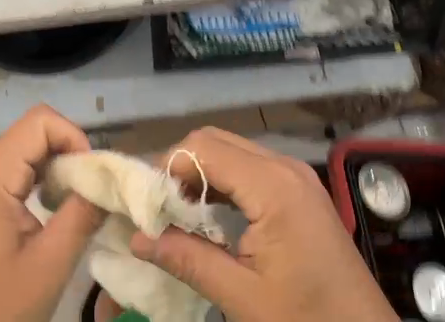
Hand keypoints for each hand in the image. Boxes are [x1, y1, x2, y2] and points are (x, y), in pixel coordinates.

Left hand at [0, 104, 106, 321]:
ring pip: (31, 150)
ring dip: (61, 169)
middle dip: (72, 154)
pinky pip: (21, 170)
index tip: (96, 181)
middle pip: (37, 131)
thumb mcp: (49, 263)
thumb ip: (82, 215)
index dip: (75, 140)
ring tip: (83, 205)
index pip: (42, 121)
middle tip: (95, 195)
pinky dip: (46, 182)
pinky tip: (60, 213)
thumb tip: (112, 182)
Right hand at [129, 128, 396, 321]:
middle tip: (157, 208)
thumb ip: (188, 260)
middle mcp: (284, 167)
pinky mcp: (301, 192)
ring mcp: (296, 177)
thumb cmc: (308, 319)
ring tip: (177, 213)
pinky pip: (251, 168)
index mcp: (273, 186)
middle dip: (179, 167)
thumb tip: (136, 239)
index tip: (143, 203)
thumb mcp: (244, 298)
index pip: (201, 148)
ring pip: (231, 150)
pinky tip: (210, 215)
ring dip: (200, 173)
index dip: (165, 168)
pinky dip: (223, 181)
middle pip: (214, 141)